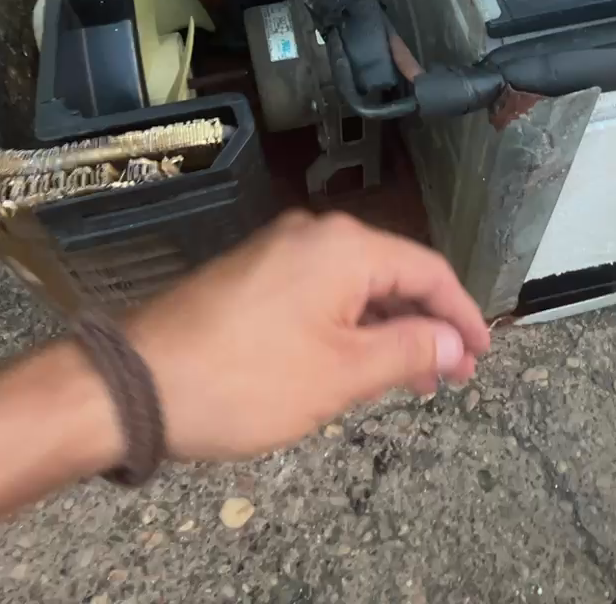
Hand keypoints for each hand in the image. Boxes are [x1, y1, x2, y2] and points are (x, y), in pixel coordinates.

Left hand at [123, 210, 490, 462]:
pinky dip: (347, 322)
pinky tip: (354, 358)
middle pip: (391, 273)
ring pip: (355, 284)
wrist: (133, 383)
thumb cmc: (245, 379)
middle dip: (425, 324)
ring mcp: (279, 248)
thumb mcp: (340, 375)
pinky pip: (320, 288)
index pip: (426, 270)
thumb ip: (408, 352)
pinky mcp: (254, 269)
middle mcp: (315, 233)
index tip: (482, 354)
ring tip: (406, 378)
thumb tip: (455, 343)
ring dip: (385, 327)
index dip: (461, 314)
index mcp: (344, 246)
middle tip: (449, 376)